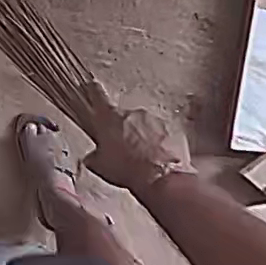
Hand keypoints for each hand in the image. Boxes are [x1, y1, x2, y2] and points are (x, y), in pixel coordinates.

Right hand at [77, 80, 193, 192]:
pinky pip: (162, 133)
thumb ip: (94, 155)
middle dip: (122, 127)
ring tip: (140, 157)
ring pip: (144, 124)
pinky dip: (158, 142)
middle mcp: (132, 113)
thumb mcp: (99, 165)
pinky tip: (155, 158)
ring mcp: (155, 120)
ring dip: (141, 135)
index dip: (93, 91)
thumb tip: (92, 156)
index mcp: (109, 118)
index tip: (92, 86)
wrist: (161, 178)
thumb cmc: (127, 169)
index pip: (98, 96)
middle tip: (120, 146)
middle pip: (123, 115)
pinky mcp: (173, 130)